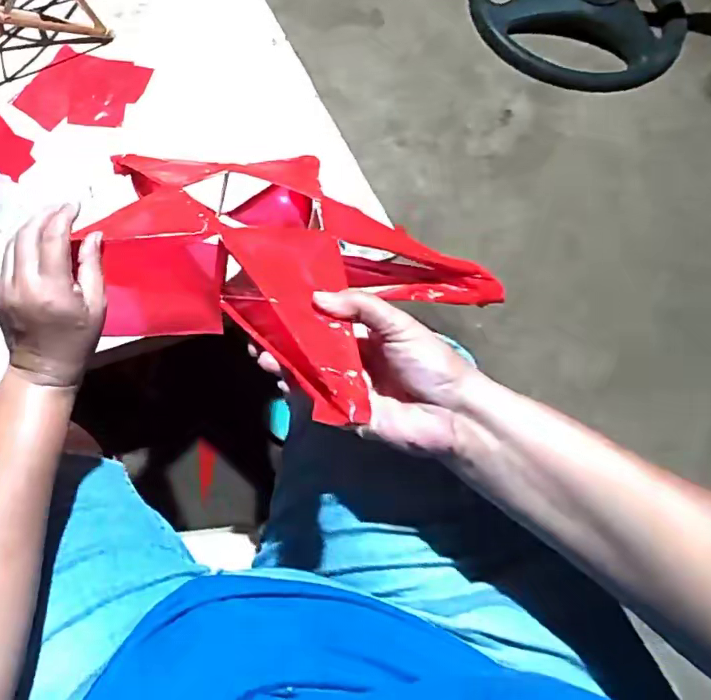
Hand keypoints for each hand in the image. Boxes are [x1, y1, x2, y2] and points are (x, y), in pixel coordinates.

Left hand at [0, 204, 104, 388]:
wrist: (42, 369)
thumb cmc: (77, 338)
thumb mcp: (96, 304)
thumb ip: (92, 265)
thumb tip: (93, 233)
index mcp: (50, 287)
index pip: (53, 236)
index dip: (64, 215)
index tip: (76, 205)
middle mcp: (22, 283)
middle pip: (28, 233)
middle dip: (45, 214)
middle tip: (62, 208)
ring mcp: (3, 288)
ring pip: (11, 242)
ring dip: (30, 225)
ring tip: (48, 219)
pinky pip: (2, 256)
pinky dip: (17, 242)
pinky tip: (31, 239)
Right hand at [255, 291, 481, 456]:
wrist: (454, 412)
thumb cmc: (430, 361)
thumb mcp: (397, 324)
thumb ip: (360, 307)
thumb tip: (317, 297)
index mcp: (363, 334)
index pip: (325, 320)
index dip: (301, 314)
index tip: (274, 306)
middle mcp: (350, 359)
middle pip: (310, 348)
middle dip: (283, 341)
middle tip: (256, 334)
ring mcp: (345, 387)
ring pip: (308, 373)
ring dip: (284, 364)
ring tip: (262, 355)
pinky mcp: (345, 414)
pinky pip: (318, 400)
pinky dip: (298, 390)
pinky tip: (283, 379)